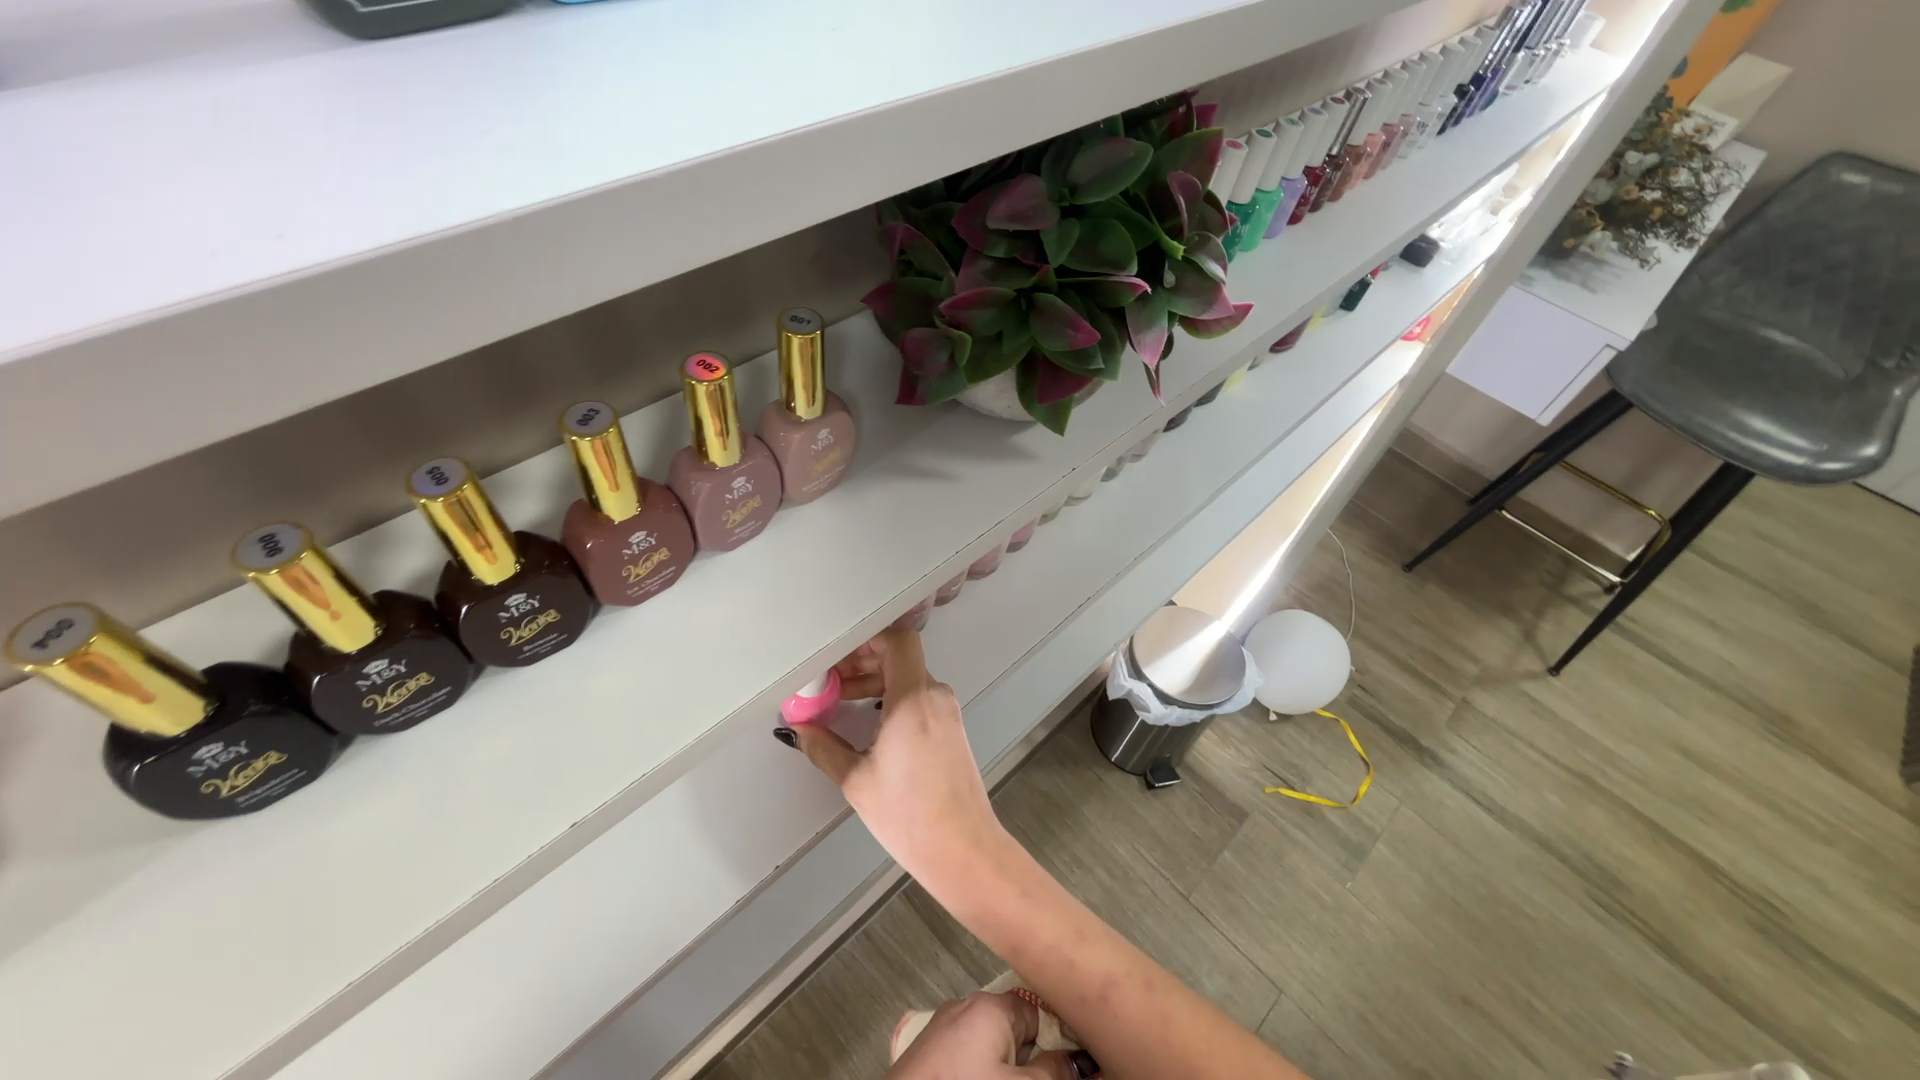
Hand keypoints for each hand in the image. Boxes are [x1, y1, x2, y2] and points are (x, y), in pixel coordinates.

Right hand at [784, 629, 1009, 887]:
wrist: (962, 849)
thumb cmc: (909, 814)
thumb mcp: (856, 780)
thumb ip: (823, 747)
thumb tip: (798, 729)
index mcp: (913, 698)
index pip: (897, 639)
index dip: (866, 639)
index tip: (836, 655)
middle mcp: (935, 696)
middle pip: (899, 656)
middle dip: (861, 661)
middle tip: (828, 679)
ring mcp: (947, 712)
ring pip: (908, 677)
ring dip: (874, 680)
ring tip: (839, 699)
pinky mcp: (951, 729)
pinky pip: (918, 697)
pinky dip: (891, 697)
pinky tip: (865, 718)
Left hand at [887, 992, 1086, 1079]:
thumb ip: (1054, 1071)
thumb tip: (1078, 1062)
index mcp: (991, 1006)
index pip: (1038, 1012)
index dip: (1055, 1040)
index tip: (1067, 1064)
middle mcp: (966, 1006)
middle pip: (1014, 1028)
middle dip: (1028, 1057)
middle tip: (1036, 1079)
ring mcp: (943, 1027)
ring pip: (989, 1044)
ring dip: (1003, 1066)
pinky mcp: (929, 1051)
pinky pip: (966, 1055)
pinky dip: (976, 1070)